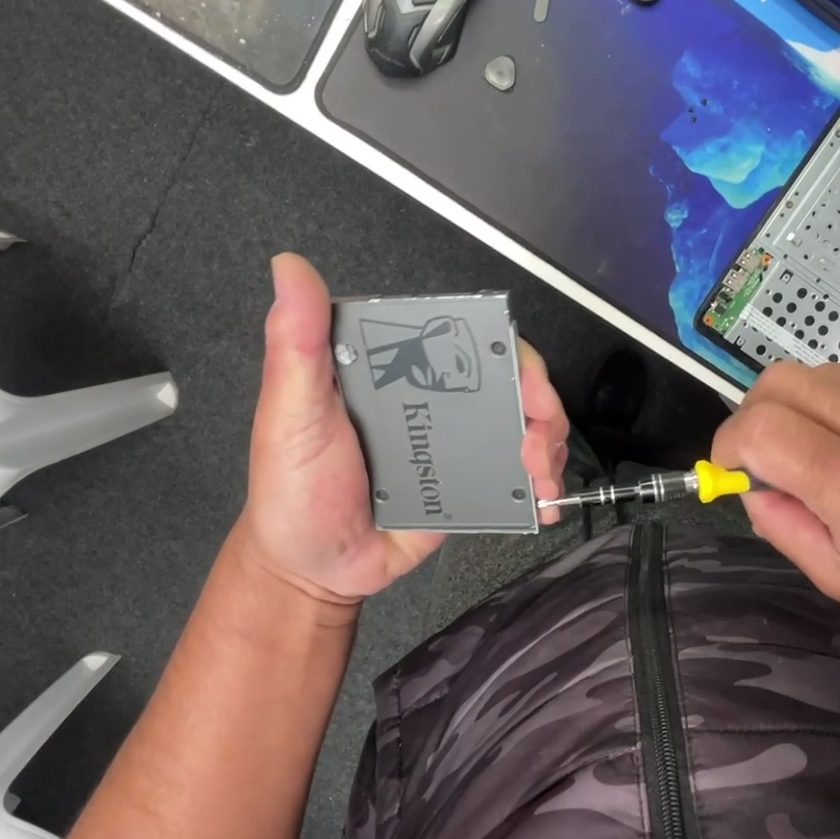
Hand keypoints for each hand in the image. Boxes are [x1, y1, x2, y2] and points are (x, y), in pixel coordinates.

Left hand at [237, 254, 569, 612]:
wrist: (313, 570)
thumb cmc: (292, 488)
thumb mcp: (290, 413)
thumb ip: (296, 345)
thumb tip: (290, 268)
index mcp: (397, 371)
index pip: (463, 338)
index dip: (504, 348)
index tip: (522, 375)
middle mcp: (433, 400)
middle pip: (508, 380)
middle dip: (541, 403)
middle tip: (538, 437)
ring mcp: (455, 445)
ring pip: (522, 425)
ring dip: (549, 443)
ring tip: (541, 475)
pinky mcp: (468, 486)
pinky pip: (515, 476)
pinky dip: (542, 483)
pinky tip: (545, 500)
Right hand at [711, 361, 839, 651]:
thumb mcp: (839, 579)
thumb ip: (779, 524)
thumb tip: (748, 481)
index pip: (761, 428)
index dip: (729, 444)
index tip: (732, 468)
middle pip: (783, 381)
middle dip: (758, 414)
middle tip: (770, 454)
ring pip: (825, 372)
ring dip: (807, 407)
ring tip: (832, 450)